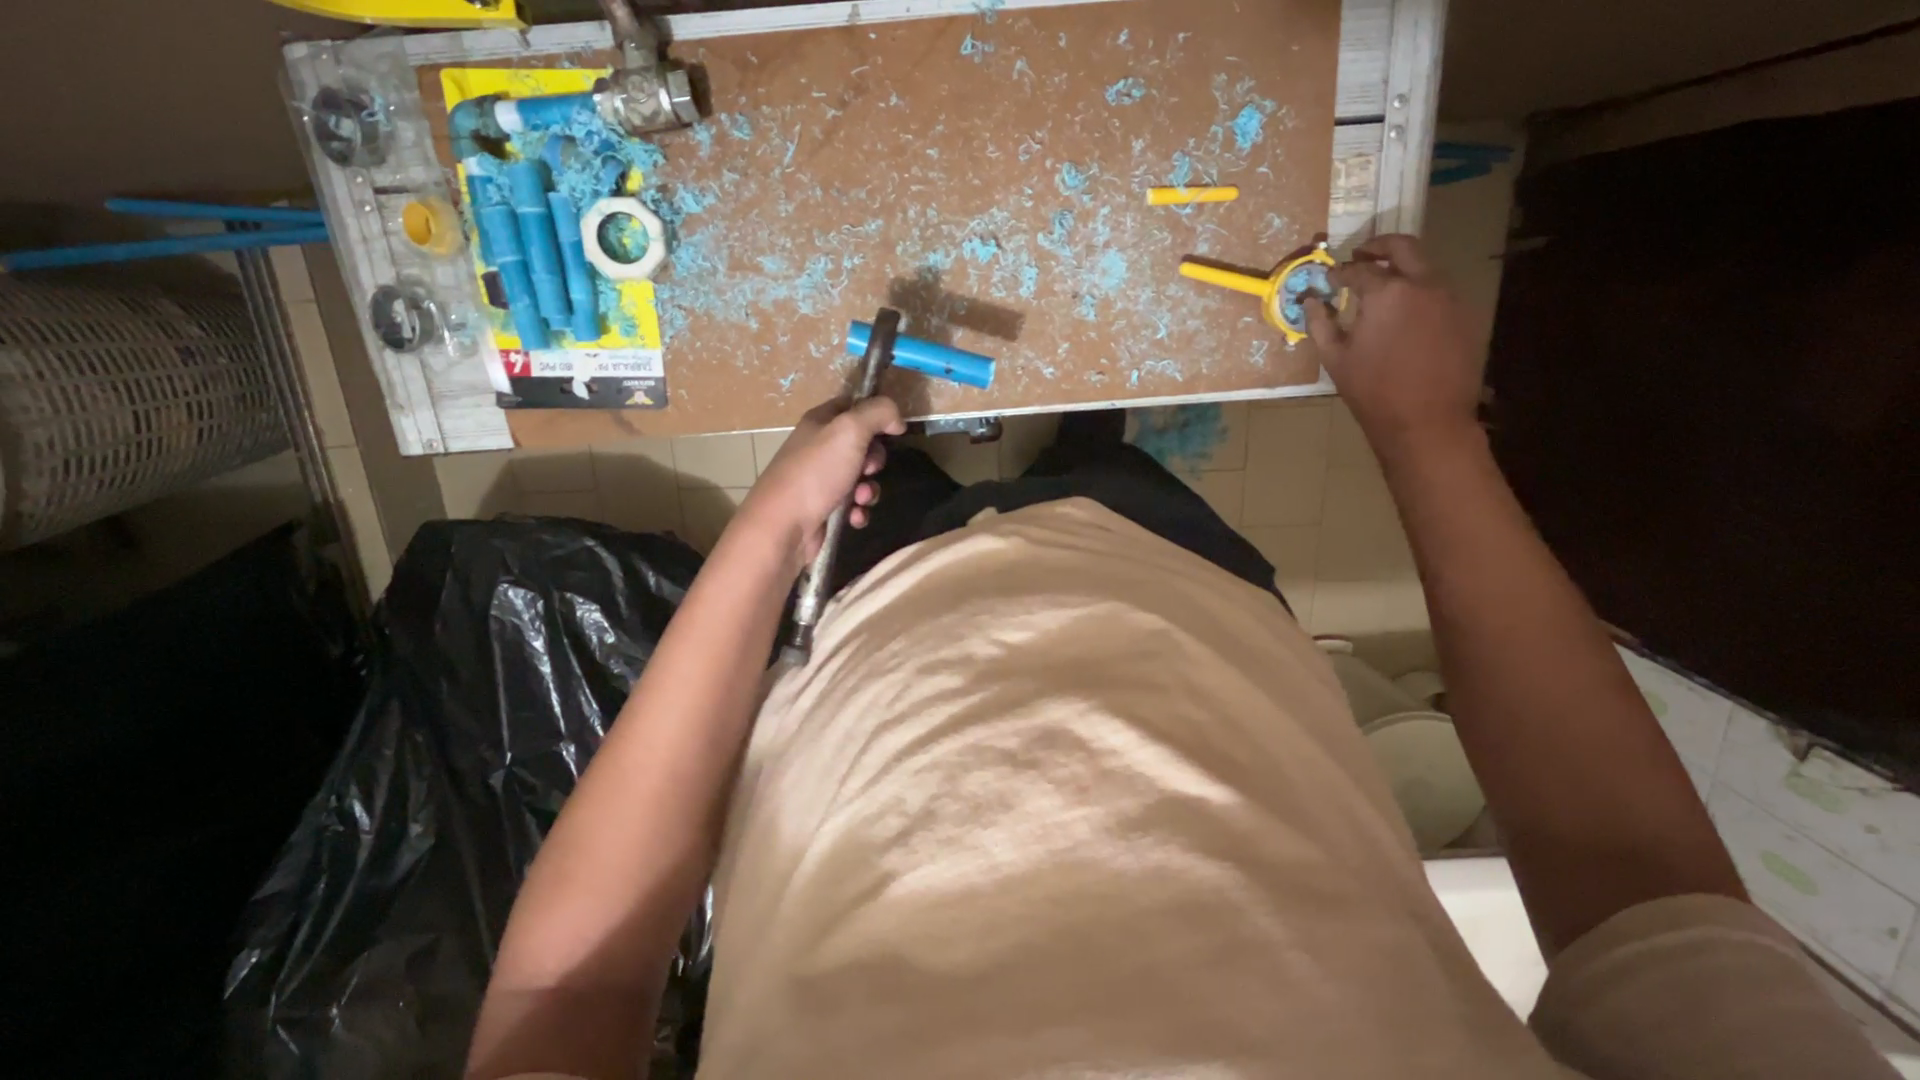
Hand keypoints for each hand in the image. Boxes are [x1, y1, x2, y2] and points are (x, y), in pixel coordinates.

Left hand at [738, 395, 905, 571]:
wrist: (782, 526)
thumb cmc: (816, 472)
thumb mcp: (850, 430)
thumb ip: (878, 413)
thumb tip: (897, 419)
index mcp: (819, 422)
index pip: (853, 405)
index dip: (875, 415)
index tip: (893, 430)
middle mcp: (818, 447)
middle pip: (862, 444)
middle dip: (875, 458)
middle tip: (869, 468)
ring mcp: (819, 479)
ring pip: (860, 477)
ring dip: (869, 489)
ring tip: (860, 498)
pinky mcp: (823, 507)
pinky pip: (852, 504)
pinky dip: (858, 510)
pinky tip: (853, 517)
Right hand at [1306, 234, 1482, 457]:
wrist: (1426, 421)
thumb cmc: (1373, 391)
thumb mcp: (1336, 358)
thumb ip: (1320, 324)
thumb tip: (1309, 301)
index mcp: (1387, 293)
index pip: (1358, 270)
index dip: (1340, 273)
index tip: (1330, 279)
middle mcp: (1423, 284)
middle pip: (1403, 247)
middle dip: (1378, 247)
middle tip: (1361, 256)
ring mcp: (1450, 298)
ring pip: (1425, 268)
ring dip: (1402, 269)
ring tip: (1383, 288)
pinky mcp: (1465, 315)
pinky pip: (1439, 292)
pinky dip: (1420, 292)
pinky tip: (1406, 315)